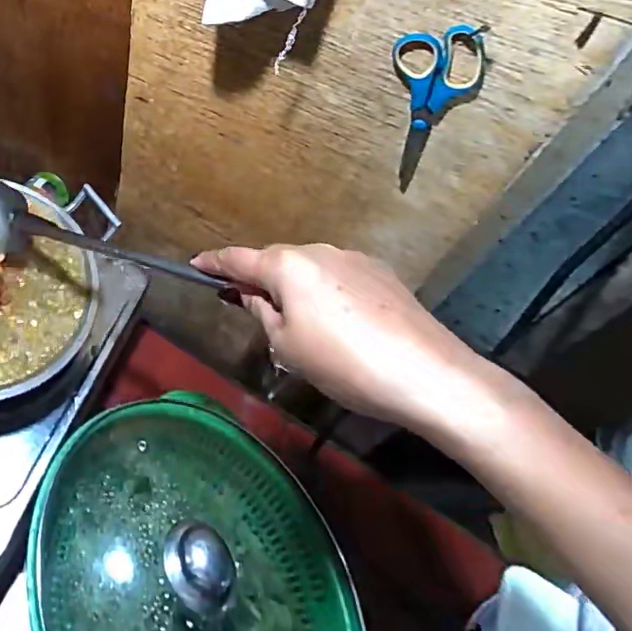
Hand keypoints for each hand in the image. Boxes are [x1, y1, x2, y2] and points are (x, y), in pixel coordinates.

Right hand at [192, 244, 502, 436]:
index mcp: (287, 265)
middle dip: (260, 279)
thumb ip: (262, 313)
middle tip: (250, 306)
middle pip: (275, 261)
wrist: (435, 379)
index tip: (195, 264)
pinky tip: (339, 325)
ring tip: (300, 323)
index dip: (213, 263)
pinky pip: (338, 278)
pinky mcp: (384, 276)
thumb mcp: (287, 346)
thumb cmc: (346, 363)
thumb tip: (253, 296)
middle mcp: (318, 251)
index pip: (237, 259)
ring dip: (295, 287)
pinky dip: (325, 293)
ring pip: (309, 270)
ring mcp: (355, 260)